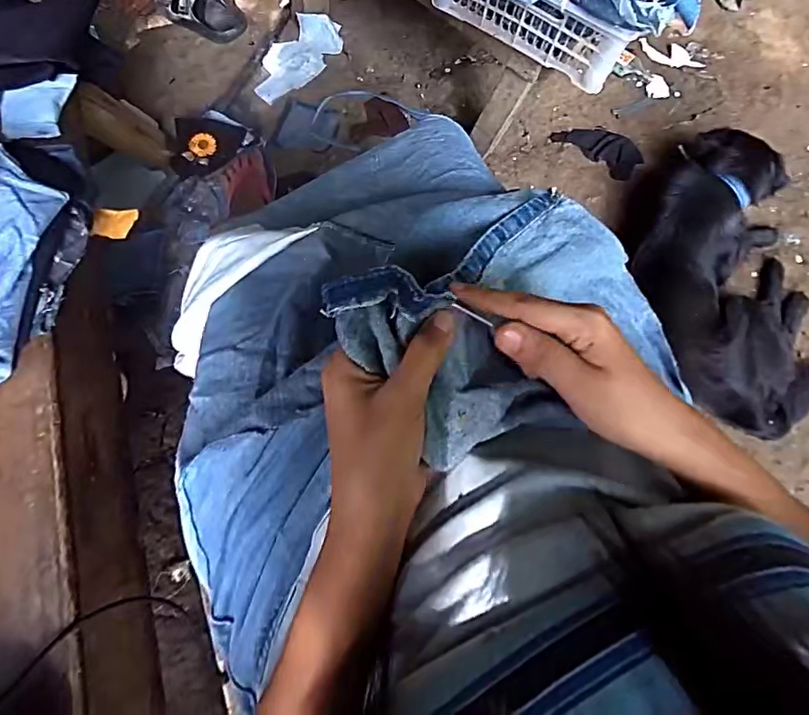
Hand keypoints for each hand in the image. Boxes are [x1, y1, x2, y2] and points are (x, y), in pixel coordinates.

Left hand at [267, 316, 454, 713]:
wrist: (380, 516)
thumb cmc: (380, 454)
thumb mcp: (404, 397)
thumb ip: (424, 351)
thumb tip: (446, 310)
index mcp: (345, 364)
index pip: (374, 318)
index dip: (406, 304)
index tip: (442, 292)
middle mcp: (356, 371)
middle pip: (393, 335)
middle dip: (424, 325)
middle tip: (459, 309)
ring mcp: (376, 390)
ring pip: (407, 356)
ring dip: (432, 347)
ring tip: (464, 327)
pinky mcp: (395, 407)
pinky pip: (415, 376)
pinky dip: (434, 368)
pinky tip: (458, 356)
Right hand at [450, 284, 708, 464]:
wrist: (664, 427)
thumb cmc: (622, 410)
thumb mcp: (578, 385)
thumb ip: (541, 355)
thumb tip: (501, 329)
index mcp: (582, 320)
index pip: (526, 306)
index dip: (489, 298)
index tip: (456, 289)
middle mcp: (584, 314)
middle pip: (531, 305)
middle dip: (495, 302)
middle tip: (458, 298)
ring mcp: (588, 326)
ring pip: (538, 317)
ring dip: (510, 319)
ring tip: (476, 317)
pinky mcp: (588, 341)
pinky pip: (549, 330)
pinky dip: (527, 335)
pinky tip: (514, 344)